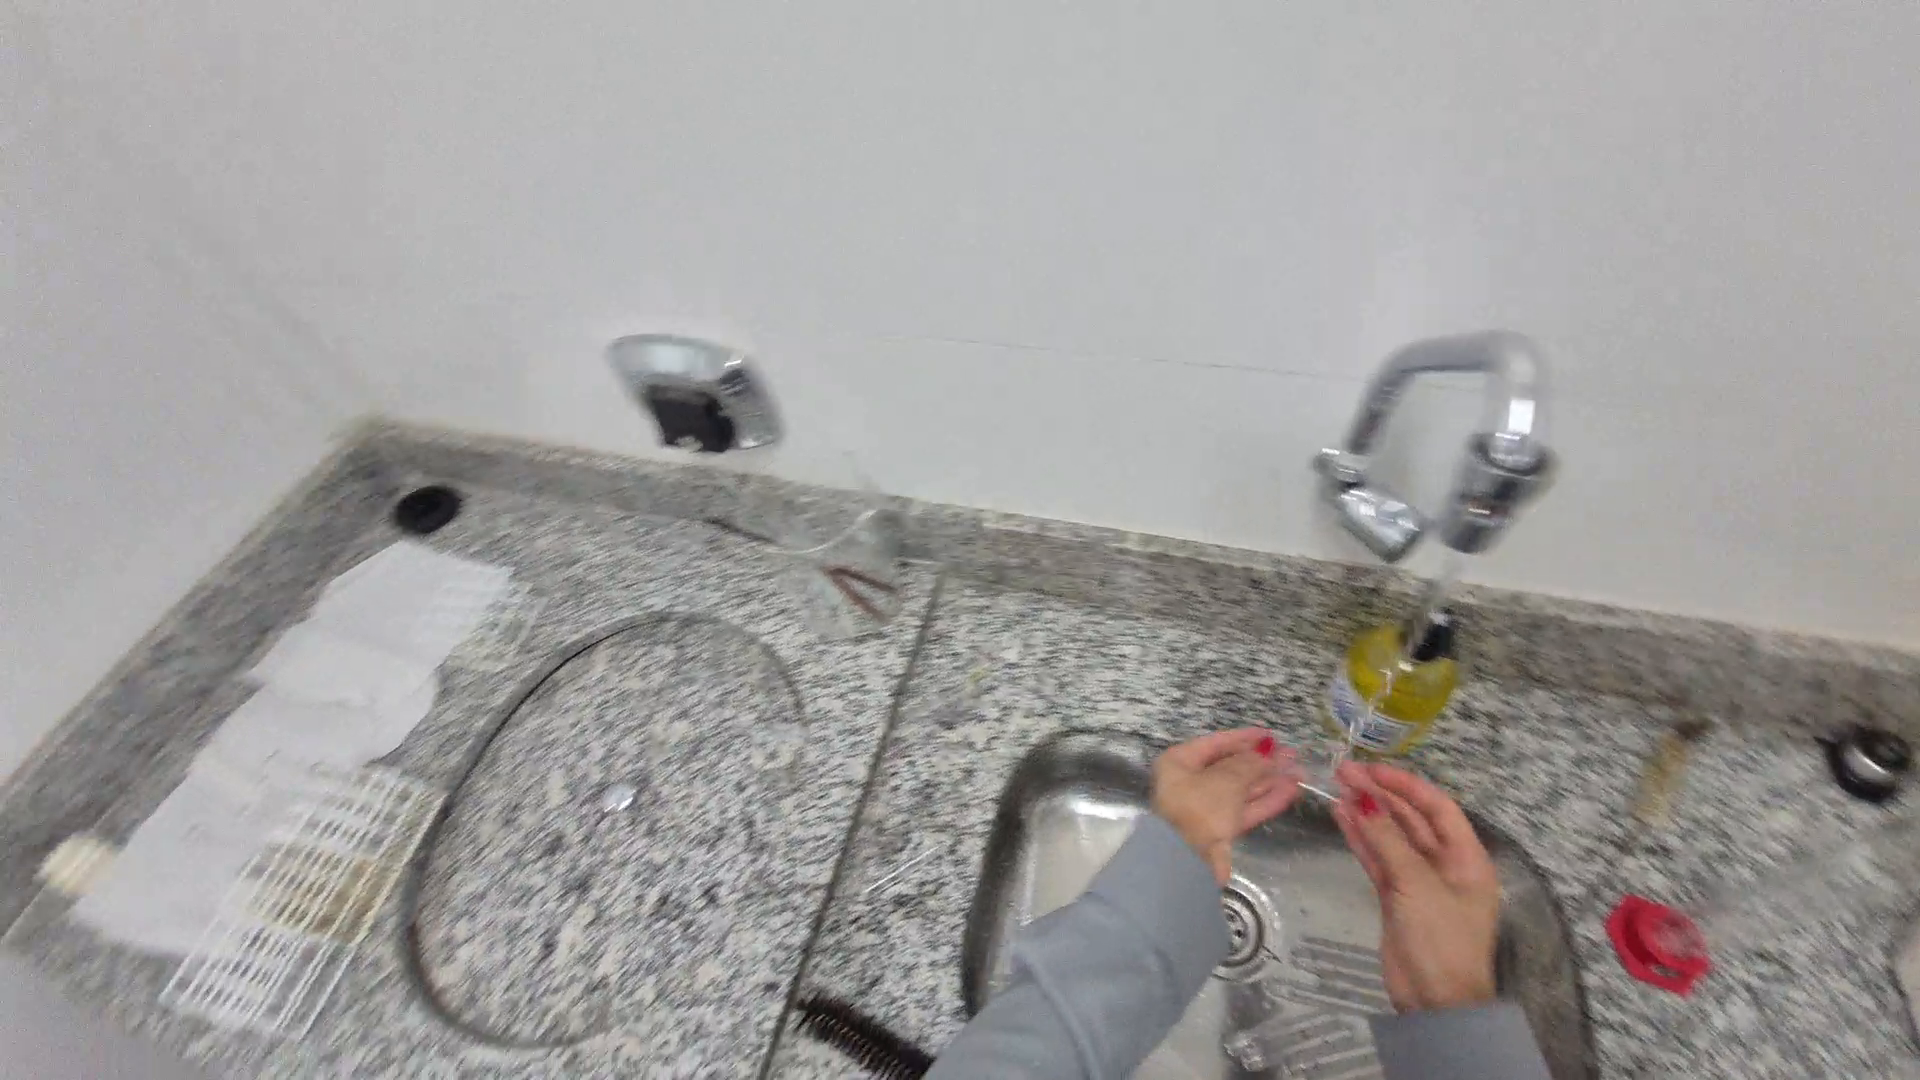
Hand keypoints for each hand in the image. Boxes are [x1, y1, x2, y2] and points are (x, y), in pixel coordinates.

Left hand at [1151, 728, 1300, 884]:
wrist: (1186, 859)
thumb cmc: (1199, 806)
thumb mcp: (1225, 779)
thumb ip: (1248, 765)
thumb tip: (1266, 754)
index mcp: (1180, 762)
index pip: (1215, 744)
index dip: (1243, 738)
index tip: (1269, 735)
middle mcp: (1190, 782)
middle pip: (1231, 766)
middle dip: (1261, 761)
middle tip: (1291, 754)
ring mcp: (1206, 807)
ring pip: (1242, 789)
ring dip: (1270, 780)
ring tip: (1299, 771)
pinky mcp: (1221, 830)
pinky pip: (1246, 808)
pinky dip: (1268, 799)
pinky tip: (1292, 790)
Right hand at [1333, 761, 1499, 1012]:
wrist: (1436, 1002)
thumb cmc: (1441, 939)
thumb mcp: (1416, 884)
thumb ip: (1387, 838)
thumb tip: (1361, 797)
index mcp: (1467, 859)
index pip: (1438, 808)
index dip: (1405, 785)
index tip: (1371, 769)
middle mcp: (1444, 864)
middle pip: (1410, 819)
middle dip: (1379, 795)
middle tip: (1343, 773)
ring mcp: (1418, 880)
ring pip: (1390, 835)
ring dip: (1366, 812)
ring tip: (1336, 788)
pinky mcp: (1396, 895)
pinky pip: (1377, 857)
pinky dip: (1359, 837)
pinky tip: (1340, 816)